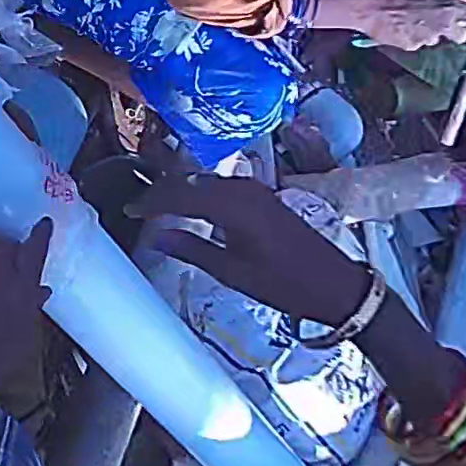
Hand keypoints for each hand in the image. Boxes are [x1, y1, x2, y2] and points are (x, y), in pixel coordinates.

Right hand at [141, 176, 367, 325]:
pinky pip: (220, 185)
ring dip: (179, 190)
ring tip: (155, 204)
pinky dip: (198, 192)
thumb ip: (192, 249)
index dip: (151, 200)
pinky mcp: (261, 194)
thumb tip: (156, 236)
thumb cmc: (285, 284)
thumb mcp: (233, 273)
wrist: (336, 284)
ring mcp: (253, 188)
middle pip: (190, 182)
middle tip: (137, 206)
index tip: (129, 208)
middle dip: (161, 191)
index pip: (180, 194)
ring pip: (204, 181)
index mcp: (233, 205)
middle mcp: (241, 188)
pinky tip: (189, 205)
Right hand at [352, 0, 465, 49]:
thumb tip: (458, 10)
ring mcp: (430, 37)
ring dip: (430, 34)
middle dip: (454, 32)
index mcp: (452, 8)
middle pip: (462, 36)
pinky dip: (413, 39)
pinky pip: (419, 44)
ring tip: (413, 23)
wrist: (372, 9)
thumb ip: (446, 4)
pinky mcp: (415, 46)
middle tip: (441, 24)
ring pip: (437, 40)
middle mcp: (445, 25)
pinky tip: (402, 29)